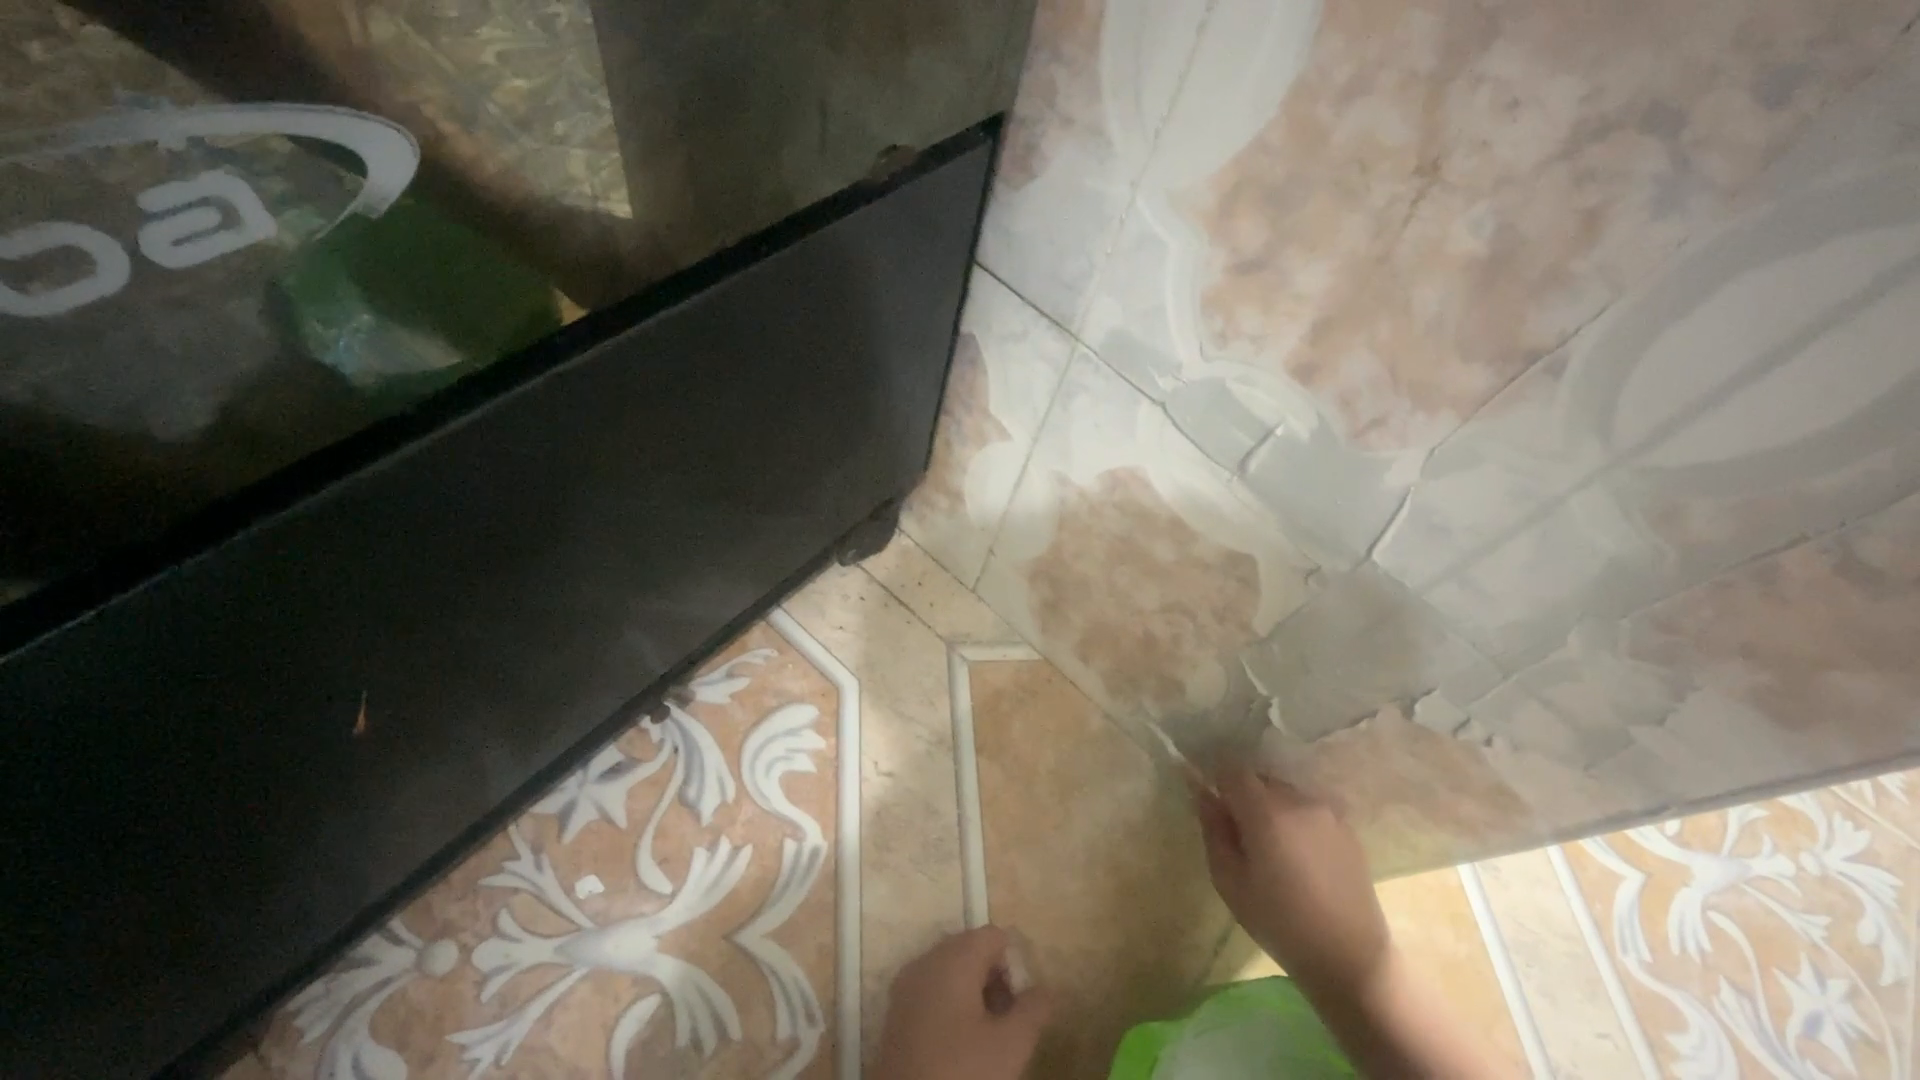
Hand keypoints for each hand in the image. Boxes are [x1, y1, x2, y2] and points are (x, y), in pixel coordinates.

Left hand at [874, 926, 1051, 1079]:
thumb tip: (1045, 989)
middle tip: (1009, 1020)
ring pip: (950, 973)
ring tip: (989, 1036)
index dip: (1015, 963)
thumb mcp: (1010, 1045)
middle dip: (995, 979)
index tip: (1022, 1001)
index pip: (993, 935)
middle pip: (970, 950)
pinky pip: (932, 993)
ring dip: (975, 995)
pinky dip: (952, 1007)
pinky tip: (962, 1044)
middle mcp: (925, 962)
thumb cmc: (961, 1072)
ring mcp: (905, 987)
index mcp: (952, 959)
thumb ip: (1034, 1009)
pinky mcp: (896, 1014)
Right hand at [1195, 766, 1390, 999]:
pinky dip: (1296, 822)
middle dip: (1244, 798)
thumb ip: (1213, 831)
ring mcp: (1328, 813)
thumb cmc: (1279, 923)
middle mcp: (1299, 800)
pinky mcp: (1348, 829)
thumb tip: (1204, 795)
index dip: (1219, 784)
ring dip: (1272, 809)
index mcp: (1266, 811)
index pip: (1232, 770)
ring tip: (1273, 852)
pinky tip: (1300, 860)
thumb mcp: (1229, 882)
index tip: (1216, 812)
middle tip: (1242, 839)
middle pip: (1260, 779)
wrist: (1349, 956)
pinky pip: (1309, 811)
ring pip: (1286, 794)